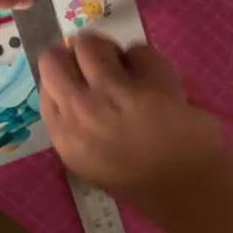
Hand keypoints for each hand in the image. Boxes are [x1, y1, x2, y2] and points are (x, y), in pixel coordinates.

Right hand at [37, 34, 232, 221]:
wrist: (187, 187)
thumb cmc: (135, 175)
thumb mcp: (84, 158)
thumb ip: (68, 121)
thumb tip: (67, 77)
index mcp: (63, 134)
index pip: (45, 82)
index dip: (63, 73)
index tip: (78, 75)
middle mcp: (81, 111)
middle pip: (55, 58)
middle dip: (73, 55)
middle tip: (95, 63)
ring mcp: (115, 95)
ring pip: (92, 44)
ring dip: (109, 50)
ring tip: (125, 68)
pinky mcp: (151, 83)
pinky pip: (138, 51)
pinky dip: (146, 60)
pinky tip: (155, 80)